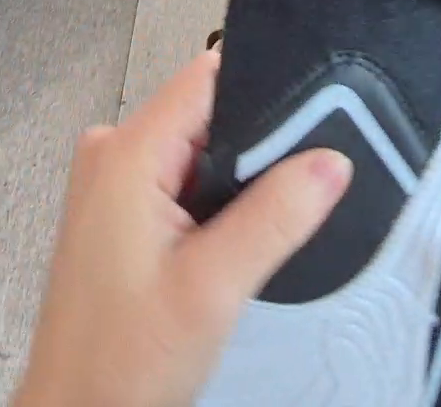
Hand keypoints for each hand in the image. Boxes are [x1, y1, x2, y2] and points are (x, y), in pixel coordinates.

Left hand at [13, 50, 352, 406]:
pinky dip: (205, 198)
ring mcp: (112, 178)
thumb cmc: (120, 362)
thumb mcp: (213, 287)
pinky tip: (210, 245)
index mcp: (126, 153)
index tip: (300, 123)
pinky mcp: (118, 204)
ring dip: (226, 181)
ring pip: (195, 144)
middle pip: (204, 111)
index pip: (205, 78)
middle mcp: (111, 152)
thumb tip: (329, 163)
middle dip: (247, 148)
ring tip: (233, 237)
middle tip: (267, 205)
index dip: (258, 91)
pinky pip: (177, 172)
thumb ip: (276, 216)